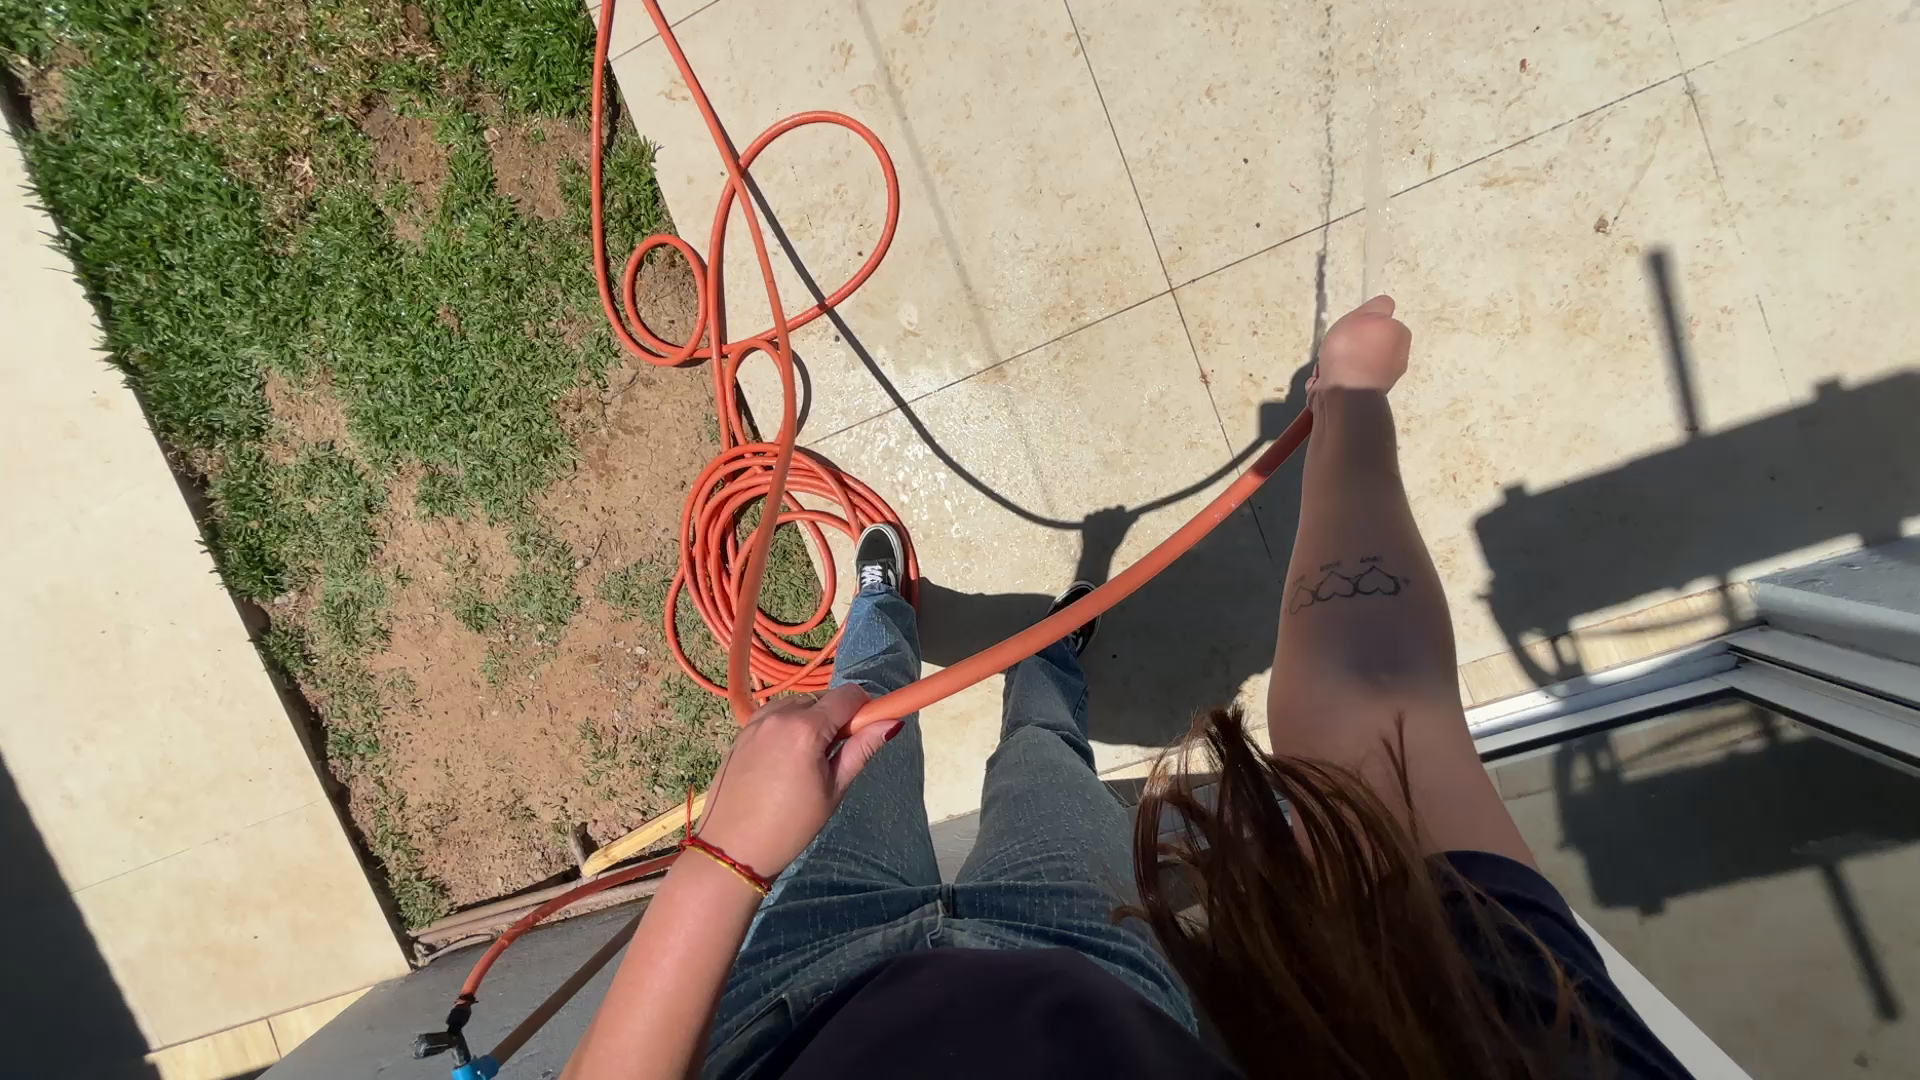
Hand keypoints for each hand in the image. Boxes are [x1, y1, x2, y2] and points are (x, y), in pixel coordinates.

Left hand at [692, 684, 901, 878]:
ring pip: (798, 703)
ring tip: (808, 758)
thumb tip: (892, 722)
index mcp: (806, 728)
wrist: (731, 850)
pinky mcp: (742, 731)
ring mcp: (757, 720)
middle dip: (837, 716)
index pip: (848, 695)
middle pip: (823, 697)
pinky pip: (776, 713)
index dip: (864, 707)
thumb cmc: (790, 825)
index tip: (865, 730)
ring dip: (811, 717)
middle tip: (835, 754)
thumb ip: (861, 749)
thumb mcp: (834, 790)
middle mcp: (780, 714)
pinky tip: (785, 757)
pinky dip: (789, 723)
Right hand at [1313, 294, 1410, 395]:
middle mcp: (1398, 358)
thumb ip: (1377, 306)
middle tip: (1338, 347)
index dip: (1366, 325)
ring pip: (1358, 365)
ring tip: (1327, 366)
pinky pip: (1347, 381)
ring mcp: (1382, 380)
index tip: (1350, 329)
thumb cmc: (1352, 349)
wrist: (1344, 390)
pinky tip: (1325, 379)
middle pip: (1371, 346)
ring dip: (1343, 364)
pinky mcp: (1364, 395)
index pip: (1385, 323)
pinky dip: (1337, 379)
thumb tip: (1384, 306)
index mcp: (1400, 336)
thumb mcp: (1365, 314)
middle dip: (1354, 347)